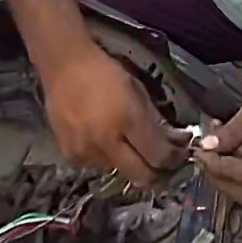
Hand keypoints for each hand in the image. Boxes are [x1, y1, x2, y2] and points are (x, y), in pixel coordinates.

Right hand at [43, 45, 186, 184]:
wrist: (64, 66)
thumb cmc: (104, 71)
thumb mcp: (136, 88)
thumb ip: (152, 118)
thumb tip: (168, 141)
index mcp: (128, 120)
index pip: (158, 155)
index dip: (172, 160)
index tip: (178, 157)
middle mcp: (107, 142)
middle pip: (141, 176)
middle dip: (155, 173)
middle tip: (159, 164)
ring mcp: (86, 152)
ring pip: (117, 170)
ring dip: (125, 161)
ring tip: (120, 141)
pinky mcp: (70, 156)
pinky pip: (95, 165)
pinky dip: (102, 156)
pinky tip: (98, 137)